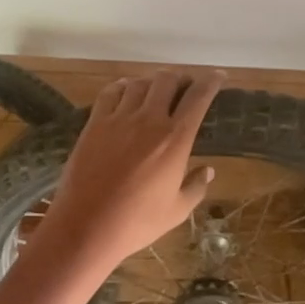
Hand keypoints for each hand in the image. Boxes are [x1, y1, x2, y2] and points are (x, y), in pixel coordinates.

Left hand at [41, 69, 224, 271]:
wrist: (86, 227)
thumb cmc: (136, 223)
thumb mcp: (177, 211)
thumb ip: (196, 187)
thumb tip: (208, 170)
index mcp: (175, 139)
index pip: (198, 97)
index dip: (211, 81)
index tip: (218, 76)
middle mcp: (150, 120)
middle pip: (168, 79)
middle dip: (180, 78)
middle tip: (184, 87)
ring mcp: (119, 118)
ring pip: (140, 82)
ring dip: (152, 82)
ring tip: (155, 91)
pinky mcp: (95, 123)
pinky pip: (110, 92)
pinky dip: (122, 86)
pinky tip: (125, 91)